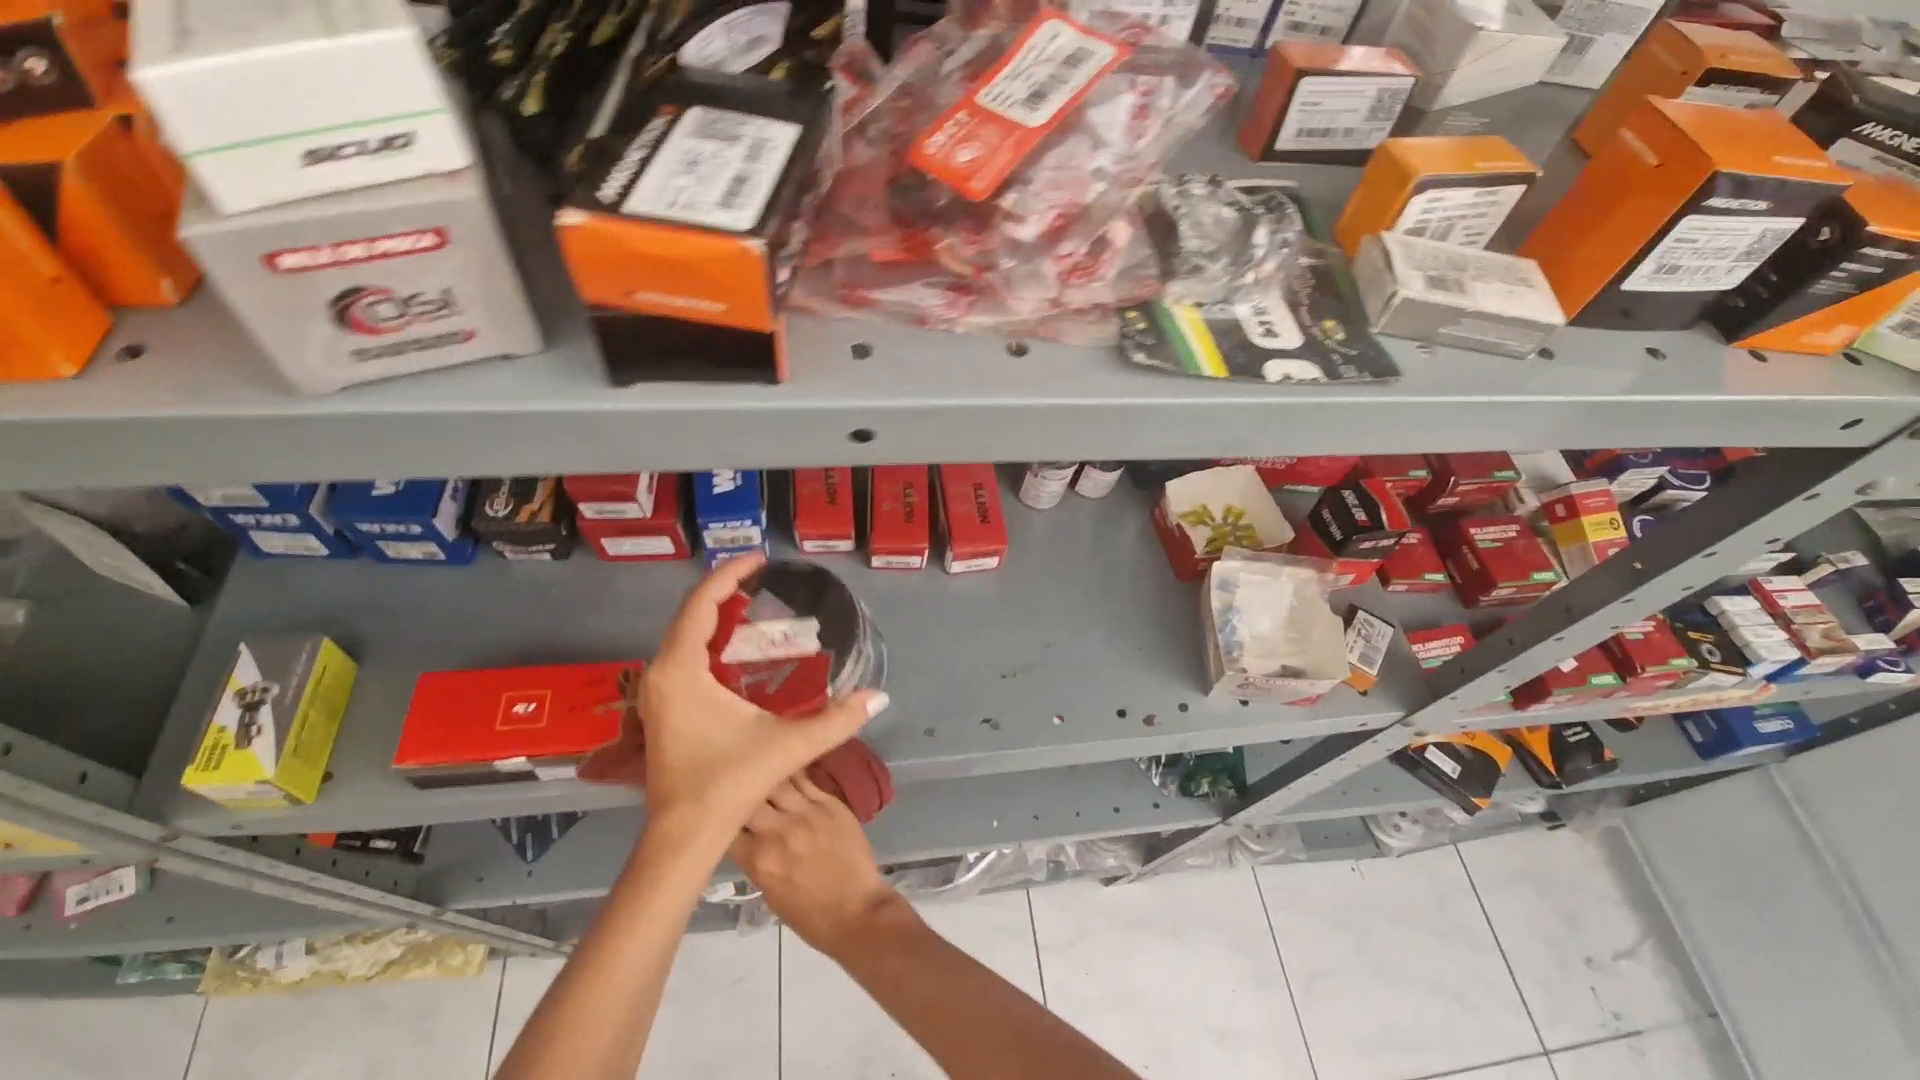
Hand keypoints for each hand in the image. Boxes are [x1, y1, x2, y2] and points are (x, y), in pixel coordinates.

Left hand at [579, 554, 888, 837]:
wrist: (684, 834)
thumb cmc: (728, 783)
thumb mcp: (787, 746)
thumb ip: (836, 720)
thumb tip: (880, 697)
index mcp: (680, 670)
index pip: (701, 603)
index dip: (729, 574)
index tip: (761, 559)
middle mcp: (660, 673)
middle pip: (690, 615)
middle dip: (725, 593)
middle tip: (765, 582)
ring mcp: (656, 693)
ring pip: (683, 638)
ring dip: (715, 618)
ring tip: (755, 608)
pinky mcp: (660, 709)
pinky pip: (682, 658)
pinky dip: (708, 644)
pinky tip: (736, 652)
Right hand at [732, 773, 910, 958]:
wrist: (858, 912)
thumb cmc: (810, 915)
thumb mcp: (768, 892)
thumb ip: (754, 858)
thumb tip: (747, 835)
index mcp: (758, 859)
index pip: (725, 826)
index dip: (720, 817)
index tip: (720, 812)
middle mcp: (778, 831)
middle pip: (746, 796)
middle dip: (739, 791)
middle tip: (737, 785)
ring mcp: (806, 813)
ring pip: (775, 779)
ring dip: (765, 776)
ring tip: (758, 767)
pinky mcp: (829, 803)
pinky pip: (804, 778)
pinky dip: (790, 771)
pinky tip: (783, 763)